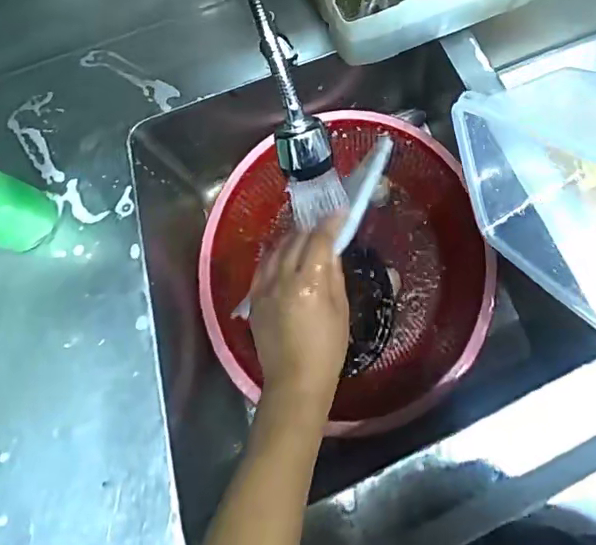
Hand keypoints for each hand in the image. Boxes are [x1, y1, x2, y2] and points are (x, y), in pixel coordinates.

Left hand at [248, 214, 348, 411]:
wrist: (294, 381)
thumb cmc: (327, 350)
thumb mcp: (341, 310)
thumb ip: (334, 275)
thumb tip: (331, 251)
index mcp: (309, 281)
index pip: (320, 239)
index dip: (331, 223)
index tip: (340, 213)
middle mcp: (283, 277)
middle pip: (297, 239)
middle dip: (312, 228)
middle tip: (325, 226)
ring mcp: (265, 286)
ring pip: (277, 248)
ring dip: (293, 238)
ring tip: (304, 237)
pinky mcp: (254, 296)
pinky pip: (264, 264)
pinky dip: (275, 254)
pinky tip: (283, 254)